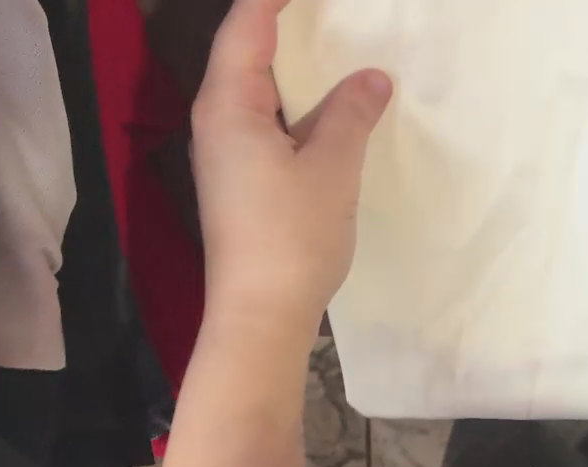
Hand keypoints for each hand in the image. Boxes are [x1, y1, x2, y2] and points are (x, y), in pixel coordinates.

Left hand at [191, 0, 391, 338]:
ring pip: (256, 98)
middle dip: (283, 29)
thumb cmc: (292, 237)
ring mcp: (224, 161)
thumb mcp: (332, 169)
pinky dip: (293, 116)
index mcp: (229, 104)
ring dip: (292, 77)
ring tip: (332, 62)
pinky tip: (323, 124)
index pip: (247, 23)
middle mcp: (215, 124)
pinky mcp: (238, 192)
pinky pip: (264, 132)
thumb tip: (372, 79)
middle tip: (327, 19)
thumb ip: (351, 115)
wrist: (262, 317)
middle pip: (245, 55)